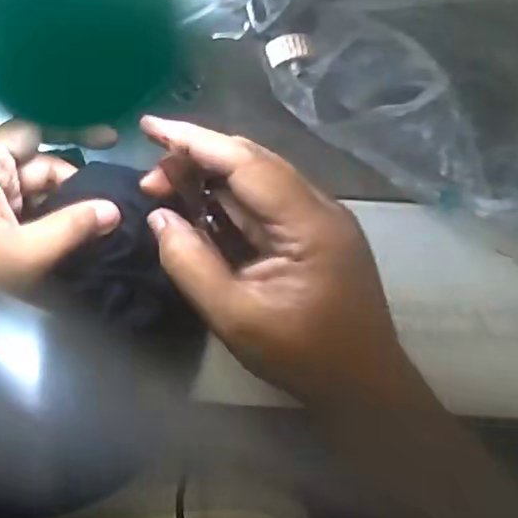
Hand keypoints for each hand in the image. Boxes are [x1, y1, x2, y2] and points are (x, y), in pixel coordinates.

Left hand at [0, 121, 121, 311]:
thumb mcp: (24, 252)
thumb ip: (72, 226)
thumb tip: (113, 209)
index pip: (35, 129)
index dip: (74, 129)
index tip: (112, 140)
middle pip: (40, 163)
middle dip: (75, 181)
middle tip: (115, 202)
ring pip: (37, 188)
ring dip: (66, 203)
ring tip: (106, 217)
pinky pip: (27, 209)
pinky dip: (51, 218)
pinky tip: (81, 229)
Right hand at [139, 115, 412, 405]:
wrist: (367, 391)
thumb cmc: (305, 359)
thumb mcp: (236, 319)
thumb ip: (191, 265)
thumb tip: (158, 217)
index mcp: (308, 222)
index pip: (245, 162)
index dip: (194, 140)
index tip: (150, 127)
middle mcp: (318, 205)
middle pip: (250, 159)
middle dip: (195, 155)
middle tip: (150, 177)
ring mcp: (318, 215)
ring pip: (255, 174)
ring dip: (208, 174)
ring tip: (164, 186)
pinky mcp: (311, 228)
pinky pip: (261, 197)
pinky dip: (225, 194)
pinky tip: (197, 202)